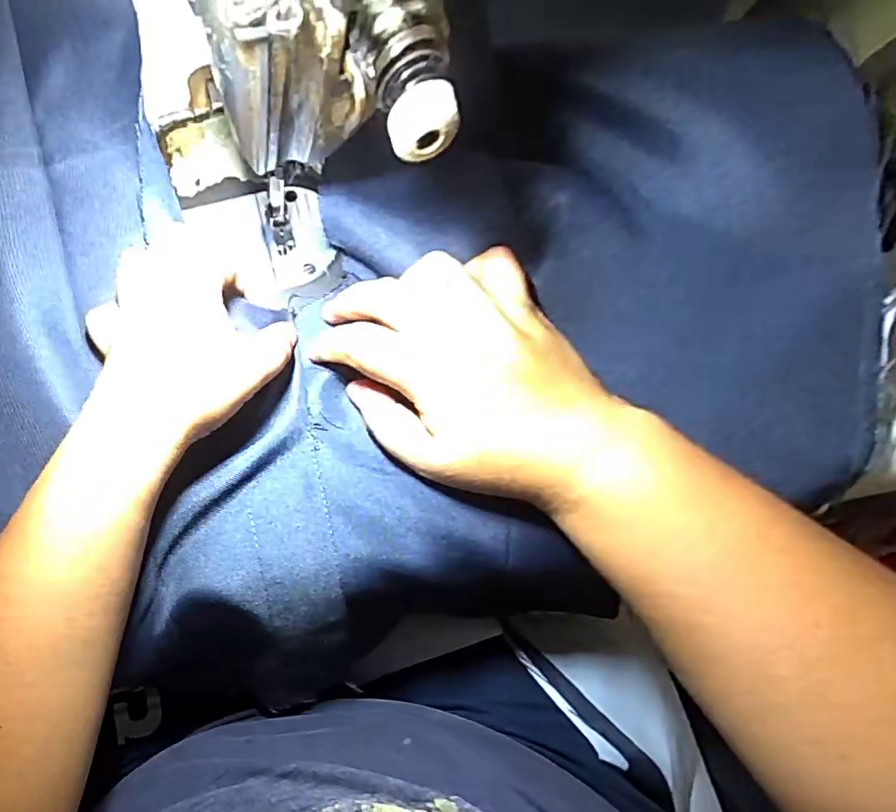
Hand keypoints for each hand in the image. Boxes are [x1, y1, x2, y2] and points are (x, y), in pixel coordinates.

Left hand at [84, 228, 297, 451]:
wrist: (142, 421)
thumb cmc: (197, 388)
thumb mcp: (253, 368)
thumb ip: (276, 345)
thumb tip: (286, 335)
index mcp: (193, 277)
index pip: (229, 258)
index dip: (253, 279)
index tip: (263, 309)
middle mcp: (156, 281)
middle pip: (176, 245)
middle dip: (202, 261)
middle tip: (222, 291)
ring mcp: (127, 306)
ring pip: (135, 263)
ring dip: (157, 271)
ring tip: (176, 294)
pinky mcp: (109, 336)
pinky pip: (109, 311)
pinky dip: (121, 314)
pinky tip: (133, 326)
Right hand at [311, 247, 649, 513]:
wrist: (576, 447)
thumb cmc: (498, 462)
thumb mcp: (430, 460)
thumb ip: (386, 423)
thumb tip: (357, 388)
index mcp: (428, 369)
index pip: (363, 344)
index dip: (332, 346)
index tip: (319, 353)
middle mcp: (454, 327)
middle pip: (389, 295)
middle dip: (352, 302)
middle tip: (336, 317)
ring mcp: (492, 310)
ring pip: (435, 269)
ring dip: (403, 282)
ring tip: (395, 304)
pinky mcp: (522, 305)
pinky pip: (491, 266)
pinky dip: (467, 272)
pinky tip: (459, 294)